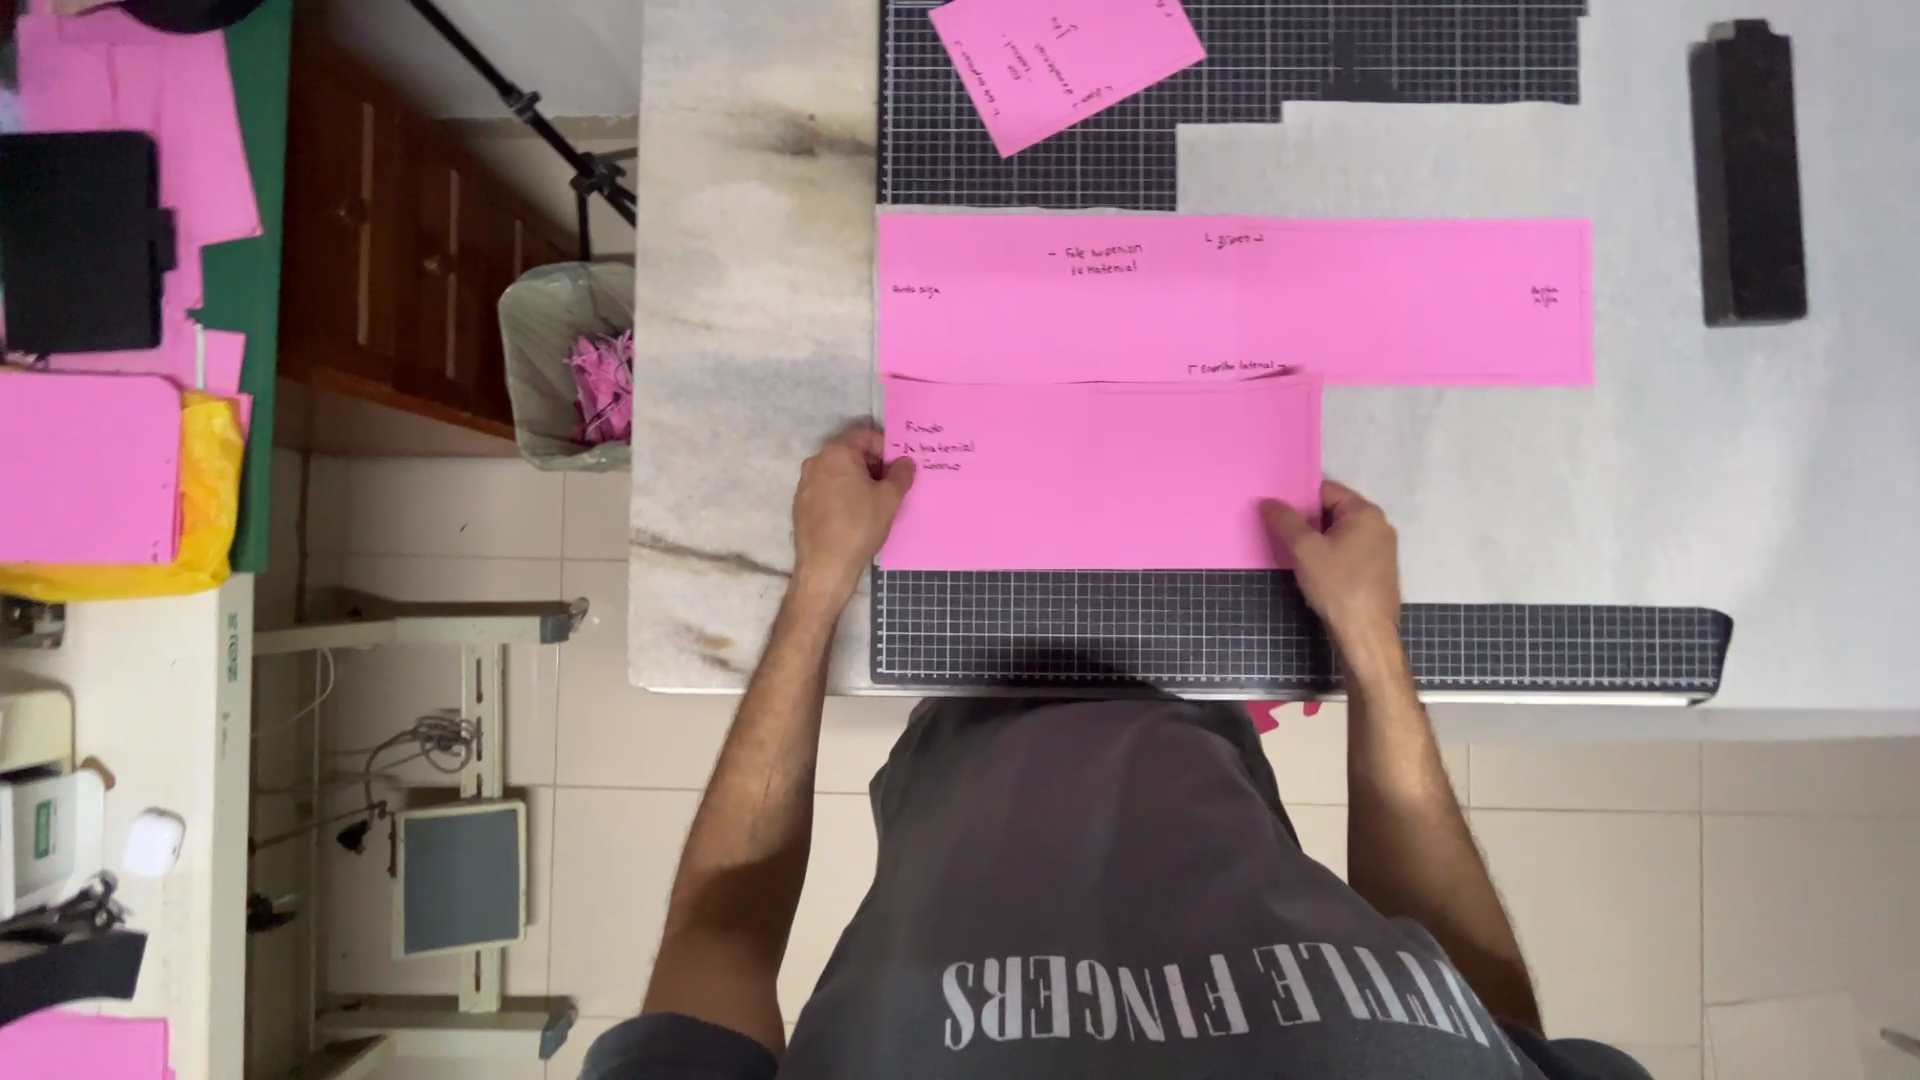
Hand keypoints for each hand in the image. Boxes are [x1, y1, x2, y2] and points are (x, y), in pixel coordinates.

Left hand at [790, 427, 915, 603]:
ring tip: (873, 502)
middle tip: (890, 485)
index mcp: (837, 453)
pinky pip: (826, 489)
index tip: (899, 468)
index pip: (865, 436)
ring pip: (837, 472)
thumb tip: (906, 461)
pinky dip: (842, 494)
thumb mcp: (889, 499)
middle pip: (850, 452)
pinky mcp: (801, 504)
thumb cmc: (860, 525)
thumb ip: (901, 474)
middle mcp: (815, 462)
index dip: (886, 449)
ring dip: (857, 480)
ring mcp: (804, 483)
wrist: (826, 566)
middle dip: (872, 464)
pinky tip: (853, 515)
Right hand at [1260, 481, 1401, 653]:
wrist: (1365, 632)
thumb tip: (1267, 501)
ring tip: (1292, 549)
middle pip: (1333, 510)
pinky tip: (1313, 567)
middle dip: (1306, 519)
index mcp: (1365, 513)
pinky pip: (1347, 548)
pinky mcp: (1377, 568)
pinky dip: (1328, 552)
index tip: (1276, 510)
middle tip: (1278, 529)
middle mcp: (1378, 525)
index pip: (1326, 490)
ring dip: (1316, 537)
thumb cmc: (1337, 585)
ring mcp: (1381, 547)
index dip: (1298, 498)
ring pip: (1339, 531)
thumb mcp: (1304, 549)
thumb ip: (1285, 521)